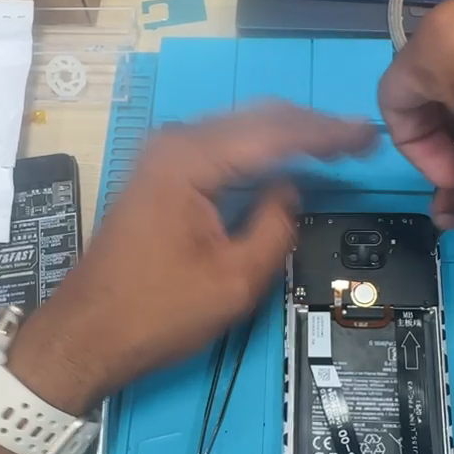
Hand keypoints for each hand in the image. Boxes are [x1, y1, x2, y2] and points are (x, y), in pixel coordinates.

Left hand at [9, 103, 375, 412]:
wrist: (86, 333)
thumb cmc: (156, 313)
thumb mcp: (235, 280)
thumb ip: (275, 225)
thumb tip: (290, 191)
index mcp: (190, 159)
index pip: (274, 133)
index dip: (326, 134)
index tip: (367, 136)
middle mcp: (174, 144)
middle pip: (256, 120)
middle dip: (311, 129)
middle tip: (358, 139)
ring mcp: (162, 157)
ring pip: (239, 132)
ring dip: (286, 138)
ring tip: (333, 147)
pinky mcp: (160, 176)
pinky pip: (221, 151)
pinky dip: (257, 155)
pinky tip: (284, 164)